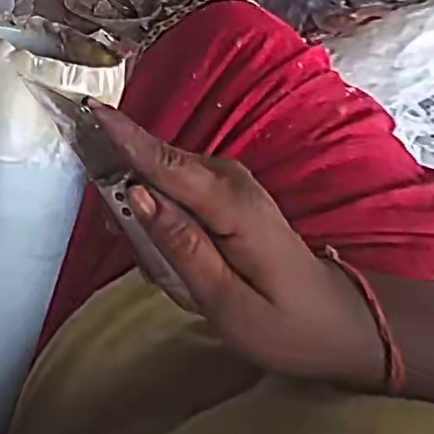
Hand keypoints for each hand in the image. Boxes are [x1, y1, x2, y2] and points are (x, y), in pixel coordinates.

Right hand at [89, 101, 386, 389]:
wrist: (342, 324)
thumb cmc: (287, 325)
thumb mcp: (228, 304)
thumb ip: (179, 245)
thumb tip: (137, 193)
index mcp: (231, 204)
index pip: (165, 162)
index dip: (125, 135)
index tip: (91, 109)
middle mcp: (226, 177)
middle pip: (154, 165)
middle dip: (125, 195)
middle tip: (137, 252)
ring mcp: (224, 177)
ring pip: (158, 175)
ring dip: (143, 211)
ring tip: (168, 268)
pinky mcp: (218, 185)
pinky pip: (169, 184)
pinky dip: (158, 212)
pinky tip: (176, 254)